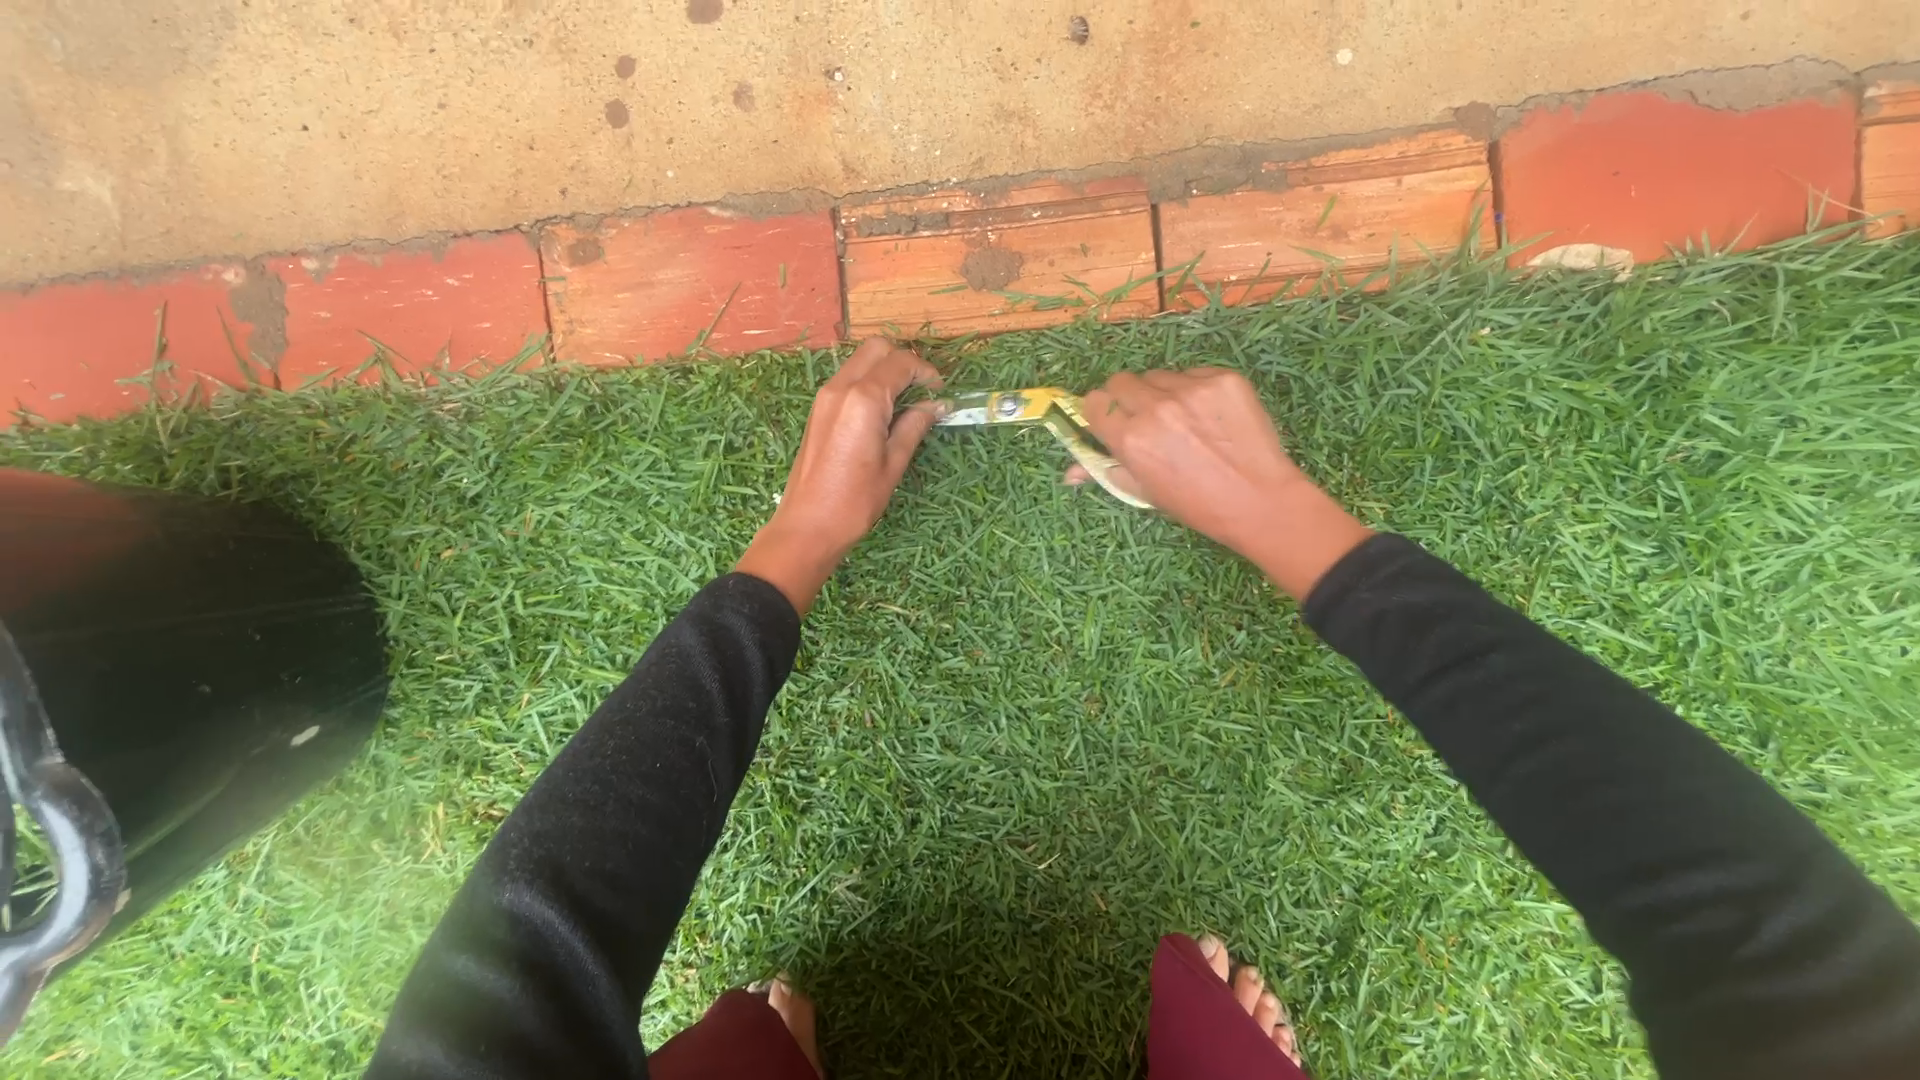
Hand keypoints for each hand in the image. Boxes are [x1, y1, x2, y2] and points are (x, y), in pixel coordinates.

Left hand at [736, 337, 942, 613]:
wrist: (808, 526)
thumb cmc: (855, 501)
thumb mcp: (893, 464)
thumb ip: (915, 426)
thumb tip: (937, 405)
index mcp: (863, 399)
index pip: (900, 363)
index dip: (926, 372)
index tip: (941, 391)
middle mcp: (841, 388)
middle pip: (877, 349)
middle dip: (904, 361)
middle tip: (923, 390)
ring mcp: (825, 397)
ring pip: (860, 361)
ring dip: (885, 370)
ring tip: (906, 401)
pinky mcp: (818, 409)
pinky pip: (848, 379)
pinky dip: (869, 382)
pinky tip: (883, 411)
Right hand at [1077, 368, 1370, 598]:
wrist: (1260, 500)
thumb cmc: (1197, 504)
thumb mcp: (1145, 492)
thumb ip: (1105, 472)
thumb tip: (1069, 474)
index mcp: (1130, 438)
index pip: (1094, 402)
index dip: (1102, 413)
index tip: (1114, 423)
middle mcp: (1155, 408)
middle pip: (1121, 381)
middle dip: (1128, 398)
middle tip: (1147, 420)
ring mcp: (1191, 389)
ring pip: (1158, 376)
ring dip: (1162, 393)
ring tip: (1185, 421)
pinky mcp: (1222, 378)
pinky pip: (1193, 374)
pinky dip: (1195, 390)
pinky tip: (1210, 417)